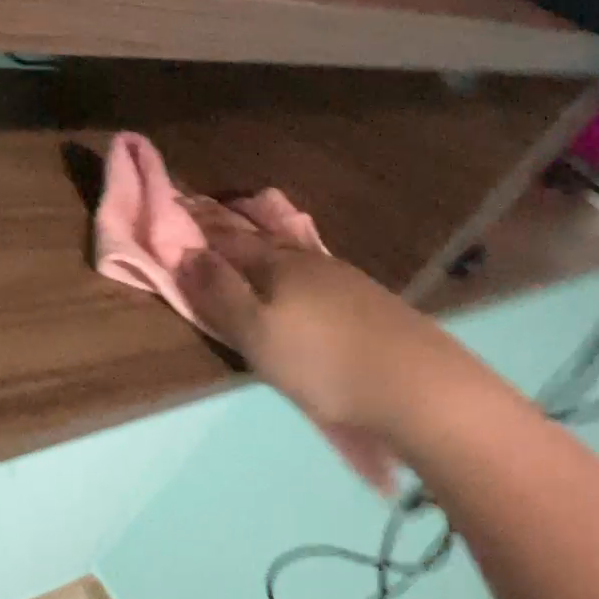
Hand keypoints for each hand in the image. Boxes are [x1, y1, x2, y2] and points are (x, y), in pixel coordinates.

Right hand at [175, 197, 493, 446]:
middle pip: (262, 238)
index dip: (201, 227)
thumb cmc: (321, 363)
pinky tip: (300, 275)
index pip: (228, 238)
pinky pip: (316, 269)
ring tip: (249, 240)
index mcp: (276, 265)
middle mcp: (309, 262)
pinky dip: (294, 264)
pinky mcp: (368, 301)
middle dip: (233, 227)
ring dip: (265, 243)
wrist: (420, 388)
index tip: (178, 210)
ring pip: (292, 252)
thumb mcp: (255, 333)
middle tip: (207, 215)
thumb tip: (186, 254)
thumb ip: (219, 294)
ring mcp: (343, 279)